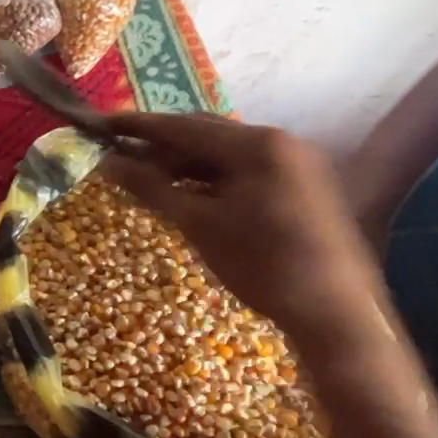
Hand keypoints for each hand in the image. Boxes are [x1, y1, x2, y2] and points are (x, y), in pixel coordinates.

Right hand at [100, 113, 385, 359]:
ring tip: (147, 179)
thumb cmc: (263, 266)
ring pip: (225, 152)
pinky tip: (186, 194)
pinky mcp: (303, 185)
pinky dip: (211, 177)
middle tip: (119, 155)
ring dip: (184, 162)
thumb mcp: (198, 224)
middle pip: (205, 134)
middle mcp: (280, 142)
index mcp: (256, 145)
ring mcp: (296, 163)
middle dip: (160, 144)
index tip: (100, 124)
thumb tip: (108, 163)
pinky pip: (245, 169)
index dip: (137, 126)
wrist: (337, 314)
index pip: (182, 127)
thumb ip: (150, 187)